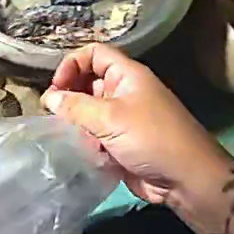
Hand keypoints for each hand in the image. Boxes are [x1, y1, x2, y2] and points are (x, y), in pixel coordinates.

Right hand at [42, 44, 233, 213]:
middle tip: (53, 113)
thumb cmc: (150, 138)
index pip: (93, 54)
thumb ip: (75, 105)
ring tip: (62, 133)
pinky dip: (84, 139)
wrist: (185, 179)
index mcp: (127, 75)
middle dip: (69, 94)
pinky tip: (77, 149)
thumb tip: (48, 98)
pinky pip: (94, 134)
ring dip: (74, 121)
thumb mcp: (110, 117)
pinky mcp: (120, 142)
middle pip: (87, 81)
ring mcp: (122, 118)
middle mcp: (124, 92)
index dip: (72, 64)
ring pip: (88, 110)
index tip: (56, 87)